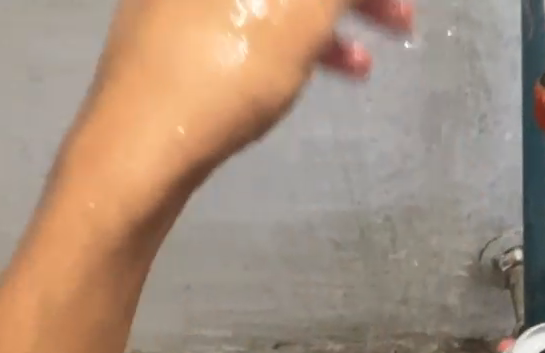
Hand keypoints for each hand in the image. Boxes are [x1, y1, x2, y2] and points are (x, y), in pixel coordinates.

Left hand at [66, 0, 413, 194]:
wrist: (141, 146)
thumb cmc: (224, 74)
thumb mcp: (298, 17)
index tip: (397, 3)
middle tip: (403, 20)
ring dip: (332, 19)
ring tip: (371, 60)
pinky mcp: (182, 28)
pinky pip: (255, 17)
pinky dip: (298, 39)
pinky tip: (328, 72)